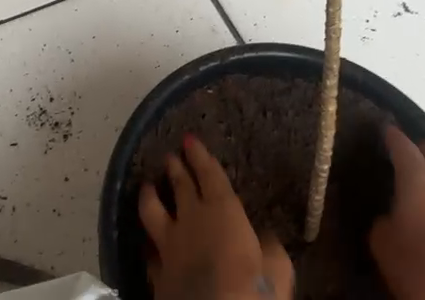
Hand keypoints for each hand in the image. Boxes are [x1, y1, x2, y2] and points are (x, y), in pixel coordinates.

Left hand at [139, 134, 293, 299]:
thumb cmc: (253, 288)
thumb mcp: (277, 267)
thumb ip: (269, 248)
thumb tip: (266, 238)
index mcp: (222, 209)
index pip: (209, 174)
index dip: (199, 155)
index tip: (189, 139)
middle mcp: (192, 219)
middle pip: (180, 185)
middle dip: (175, 168)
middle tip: (170, 156)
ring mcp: (169, 246)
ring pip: (152, 211)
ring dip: (150, 195)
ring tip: (146, 186)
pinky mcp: (157, 273)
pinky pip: (150, 252)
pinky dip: (149, 245)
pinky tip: (148, 245)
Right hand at [369, 126, 424, 299]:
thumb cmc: (424, 272)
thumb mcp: (385, 248)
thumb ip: (383, 223)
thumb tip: (389, 217)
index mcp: (420, 182)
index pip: (405, 148)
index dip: (393, 136)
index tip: (384, 128)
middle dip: (420, 147)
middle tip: (404, 152)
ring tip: (420, 184)